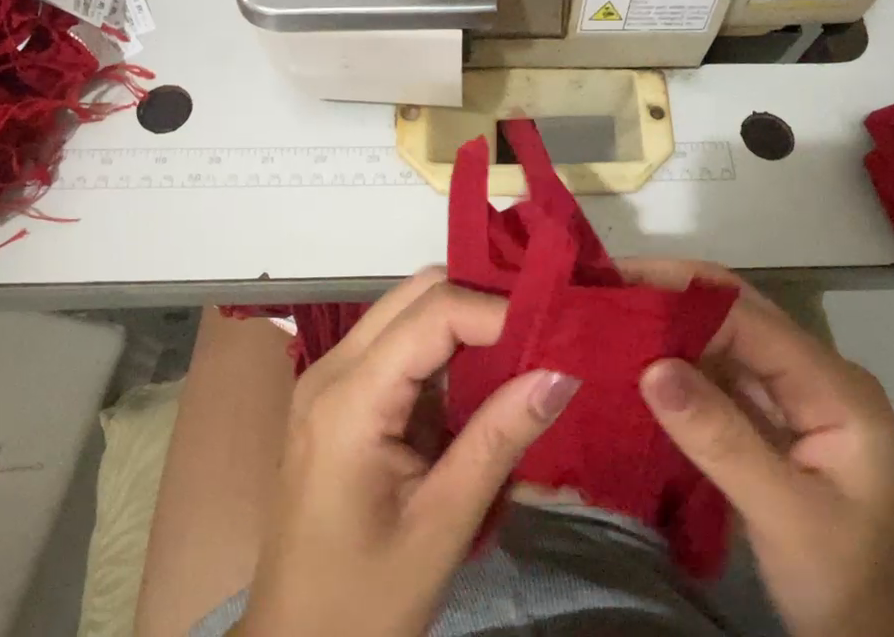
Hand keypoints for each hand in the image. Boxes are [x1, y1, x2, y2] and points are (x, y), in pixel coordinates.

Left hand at [235, 269, 579, 636]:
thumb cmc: (364, 598)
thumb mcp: (443, 525)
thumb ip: (500, 439)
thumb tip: (563, 370)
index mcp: (348, 399)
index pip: (434, 312)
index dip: (498, 311)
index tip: (555, 336)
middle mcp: (332, 369)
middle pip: (416, 295)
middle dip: (484, 303)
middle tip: (545, 335)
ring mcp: (330, 381)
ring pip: (409, 313)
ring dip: (467, 324)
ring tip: (527, 353)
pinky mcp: (340, 398)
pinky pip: (400, 347)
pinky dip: (447, 351)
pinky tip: (486, 381)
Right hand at [626, 261, 893, 636]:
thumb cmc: (858, 585)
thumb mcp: (787, 514)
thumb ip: (721, 439)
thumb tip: (651, 366)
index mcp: (832, 386)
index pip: (745, 315)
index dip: (677, 290)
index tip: (610, 285)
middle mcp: (813, 380)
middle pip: (734, 318)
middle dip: (666, 299)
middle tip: (596, 296)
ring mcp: (793, 407)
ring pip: (722, 351)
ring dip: (666, 335)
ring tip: (602, 326)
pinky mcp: (773, 435)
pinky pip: (719, 389)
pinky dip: (676, 377)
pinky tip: (632, 376)